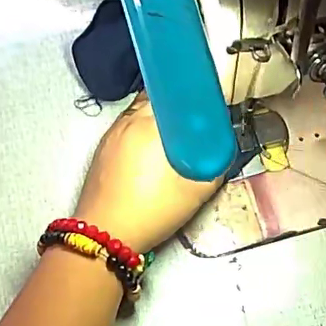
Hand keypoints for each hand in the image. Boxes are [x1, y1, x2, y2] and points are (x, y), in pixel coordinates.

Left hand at [73, 96, 223, 253]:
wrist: (106, 235)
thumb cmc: (148, 212)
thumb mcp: (196, 192)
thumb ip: (215, 167)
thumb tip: (222, 153)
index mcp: (150, 125)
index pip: (174, 89)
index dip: (193, 94)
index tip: (206, 105)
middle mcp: (127, 122)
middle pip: (157, 98)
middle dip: (177, 108)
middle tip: (194, 128)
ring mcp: (111, 135)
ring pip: (140, 113)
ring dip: (158, 122)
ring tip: (175, 144)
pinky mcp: (103, 150)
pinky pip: (127, 130)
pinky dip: (142, 135)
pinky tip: (152, 159)